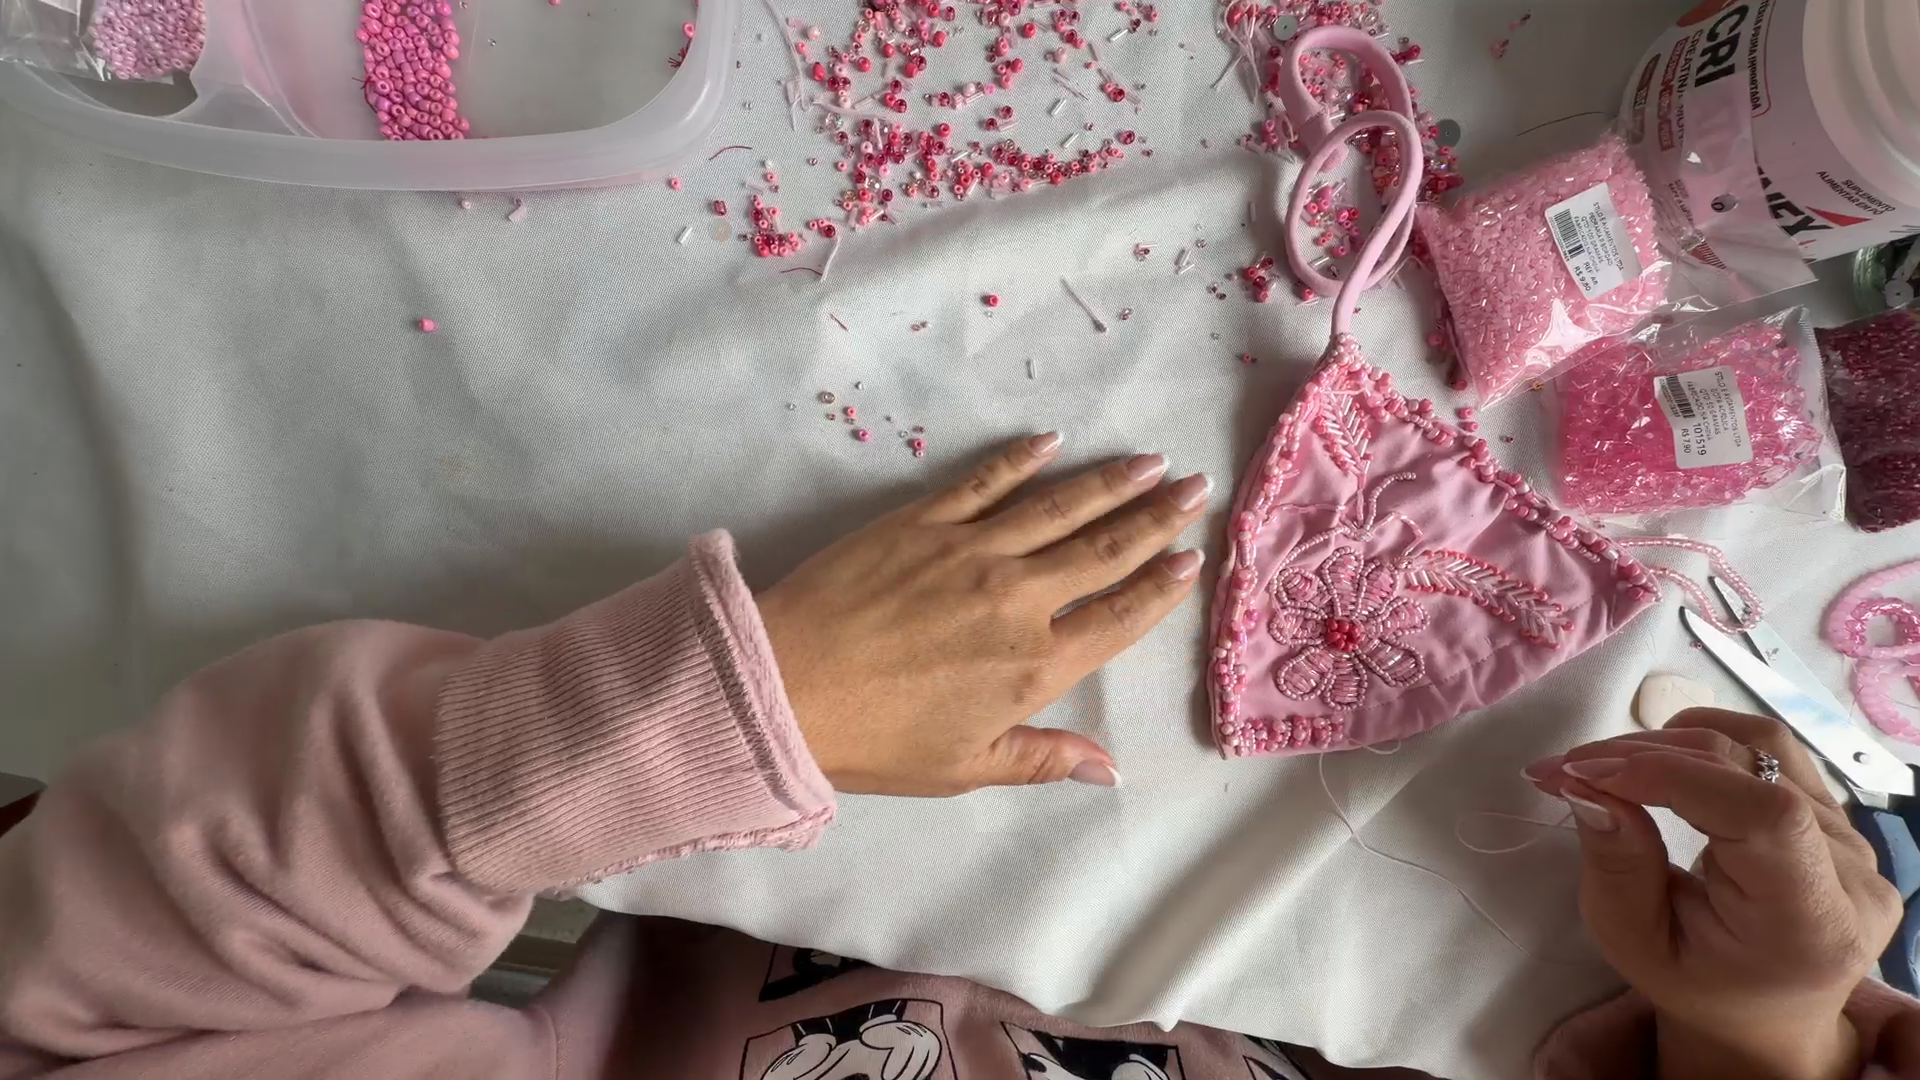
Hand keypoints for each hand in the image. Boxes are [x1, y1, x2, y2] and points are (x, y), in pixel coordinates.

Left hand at [757, 433, 1208, 795]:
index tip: (1193, 558)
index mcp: (1033, 665)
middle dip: (1157, 518)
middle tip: (1197, 487)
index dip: (1159, 587)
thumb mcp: (965, 767)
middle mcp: (1018, 598)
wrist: (783, 686)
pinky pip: (986, 481)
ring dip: (1111, 482)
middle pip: (1104, 550)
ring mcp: (972, 550)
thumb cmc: (876, 739)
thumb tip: (1113, 771)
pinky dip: (1023, 460)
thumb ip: (1044, 759)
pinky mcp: (925, 520)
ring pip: (1059, 508)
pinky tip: (1054, 442)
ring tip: (1152, 462)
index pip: (1118, 617)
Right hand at [1526, 710, 1900, 1079]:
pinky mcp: (1832, 817)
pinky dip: (1699, 735)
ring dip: (1659, 742)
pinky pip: (1769, 747)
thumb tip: (1585, 787)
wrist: (1759, 1009)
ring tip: (1602, 767)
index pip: (1762, 813)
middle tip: (1558, 771)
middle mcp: (1850, 874)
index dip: (1665, 773)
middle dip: (1633, 755)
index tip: (1579, 774)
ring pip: (1752, 745)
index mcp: (1808, 921)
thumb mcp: (1628, 936)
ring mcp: (1850, 840)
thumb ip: (1615, 863)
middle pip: (1743, 769)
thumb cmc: (1688, 979)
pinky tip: (1658, 758)